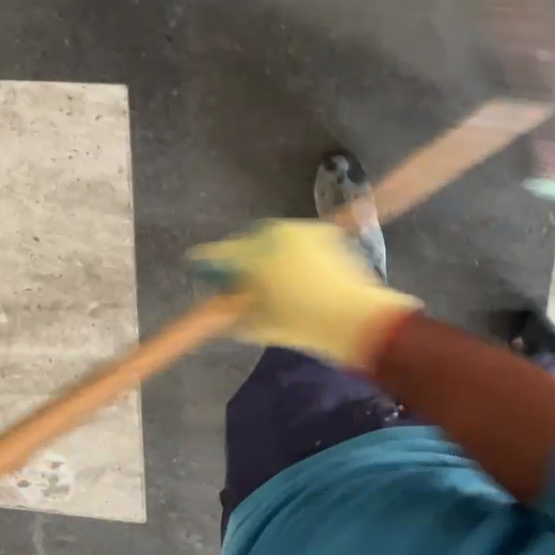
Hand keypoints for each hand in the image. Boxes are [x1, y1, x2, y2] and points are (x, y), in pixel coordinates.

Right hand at [191, 220, 420, 369]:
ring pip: (274, 239)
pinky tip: (300, 272)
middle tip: (244, 280)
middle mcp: (273, 234)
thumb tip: (226, 303)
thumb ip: (236, 309)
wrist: (356, 318)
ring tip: (276, 278)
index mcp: (252, 255)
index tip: (198, 267)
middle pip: (247, 242)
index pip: (216, 255)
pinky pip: (299, 240)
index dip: (206, 264)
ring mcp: (301, 230)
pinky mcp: (325, 232)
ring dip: (270, 253)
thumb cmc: (304, 324)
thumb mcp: (260, 324)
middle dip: (243, 258)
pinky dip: (294, 252)